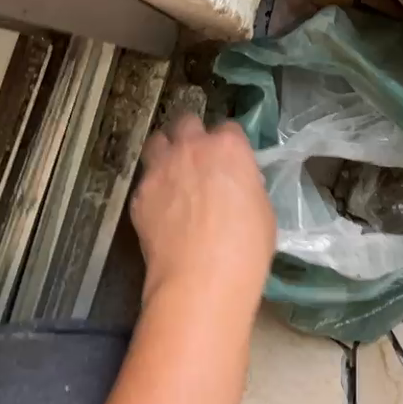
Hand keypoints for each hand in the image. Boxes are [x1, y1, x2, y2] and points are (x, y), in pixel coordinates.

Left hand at [131, 113, 276, 307]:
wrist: (201, 281)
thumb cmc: (246, 248)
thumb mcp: (263, 209)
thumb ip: (246, 185)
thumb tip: (236, 184)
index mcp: (228, 147)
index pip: (229, 129)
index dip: (229, 145)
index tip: (230, 162)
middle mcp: (191, 148)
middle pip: (187, 122)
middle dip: (192, 136)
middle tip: (198, 160)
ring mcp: (161, 168)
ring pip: (157, 141)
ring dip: (165, 151)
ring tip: (172, 173)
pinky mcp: (139, 194)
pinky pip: (145, 181)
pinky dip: (153, 189)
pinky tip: (161, 210)